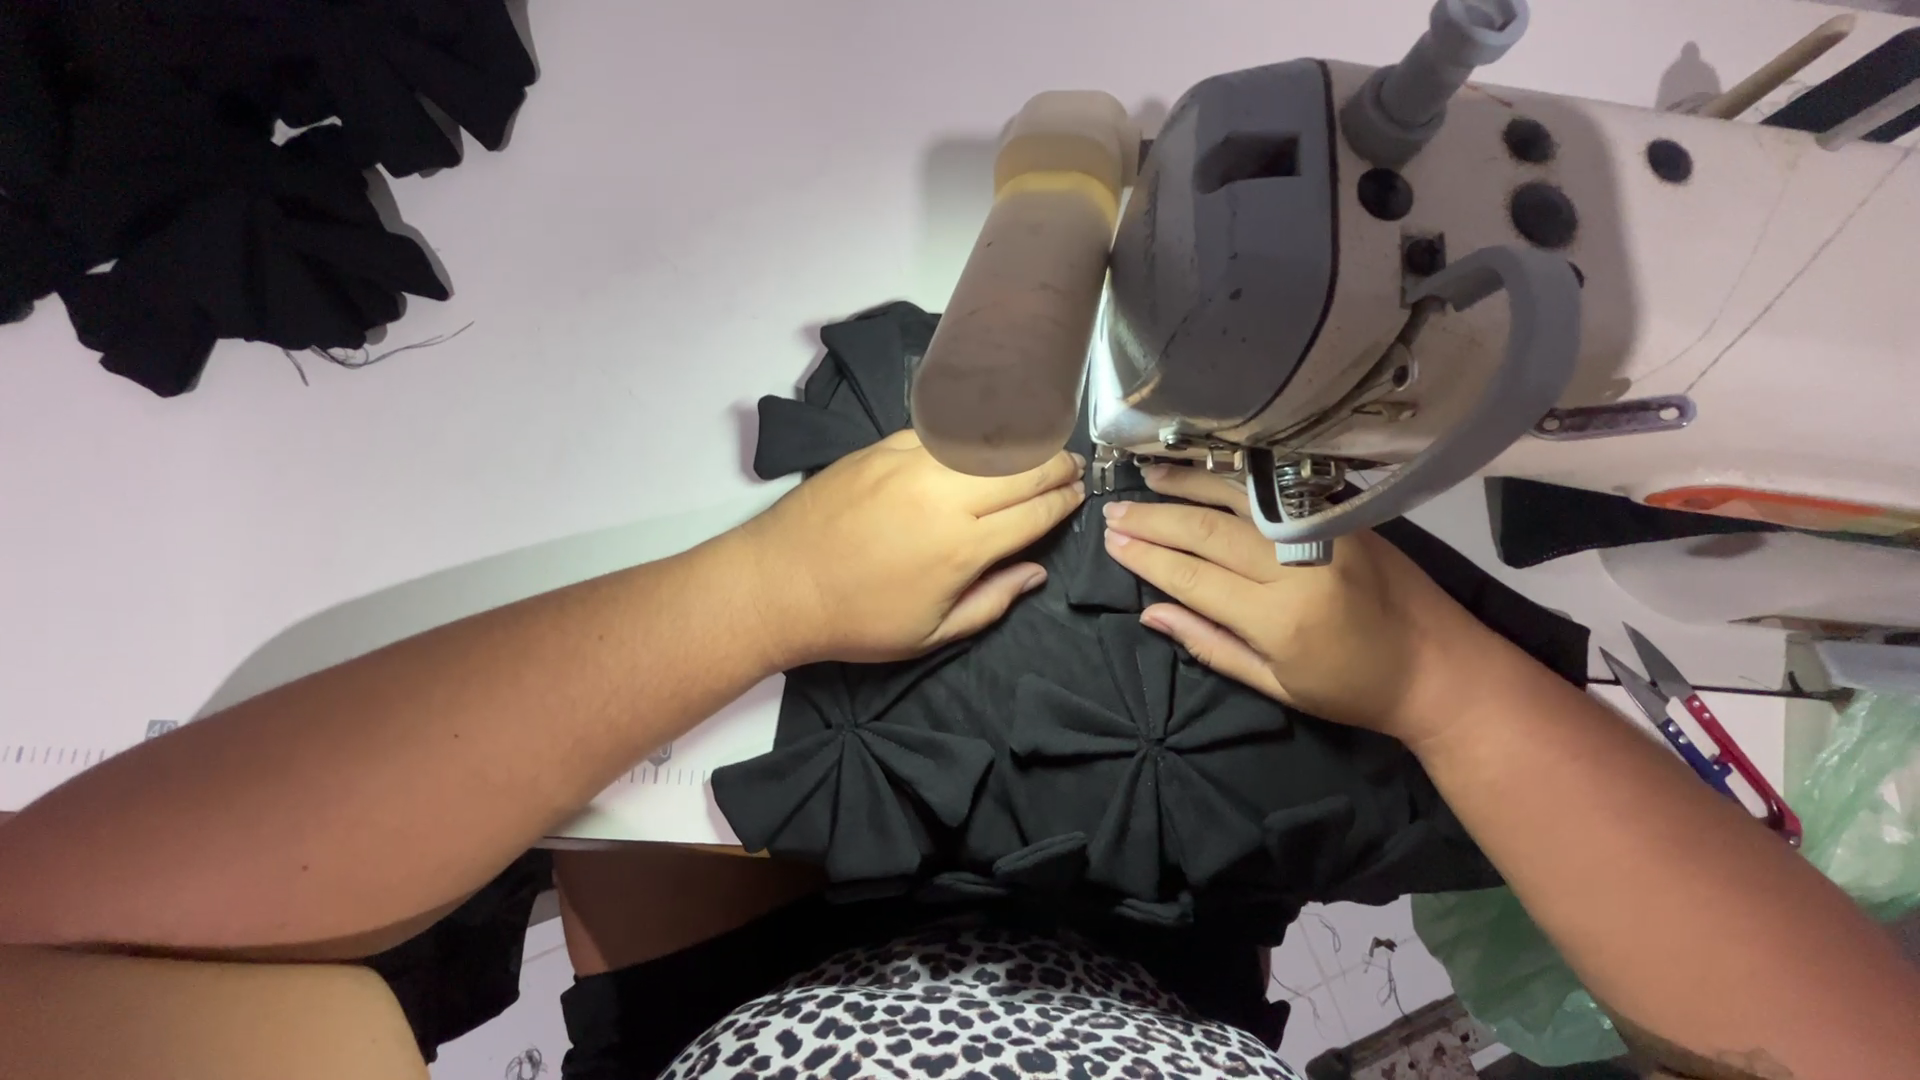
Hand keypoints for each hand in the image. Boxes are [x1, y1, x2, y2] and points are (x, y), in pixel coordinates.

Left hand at [735, 430, 1084, 664]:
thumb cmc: (857, 620)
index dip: (1065, 502)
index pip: (1036, 513)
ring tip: (1041, 448)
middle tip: (1072, 467)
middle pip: (1022, 468)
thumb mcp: (931, 634)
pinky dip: (974, 434)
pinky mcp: (884, 448)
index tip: (1079, 496)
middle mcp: (945, 495)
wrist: (779, 583)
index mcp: (963, 547)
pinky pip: (944, 432)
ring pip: (988, 441)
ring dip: (1024, 443)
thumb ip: (992, 602)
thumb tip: (1035, 573)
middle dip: (1057, 466)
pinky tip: (984, 440)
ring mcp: (912, 463)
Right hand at [1100, 465, 1501, 745]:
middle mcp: (1297, 566)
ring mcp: (1322, 533)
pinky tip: (1203, 470)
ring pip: (1237, 501)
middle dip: (1154, 520)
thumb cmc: (1352, 689)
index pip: (1193, 578)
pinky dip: (1232, 479)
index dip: (1146, 558)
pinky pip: (1273, 492)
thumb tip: (1149, 613)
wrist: (1442, 666)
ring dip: (1186, 487)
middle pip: (1206, 532)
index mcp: (1279, 617)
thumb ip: (1209, 645)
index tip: (1110, 542)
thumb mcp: (1275, 685)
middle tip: (1113, 511)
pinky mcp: (1340, 516)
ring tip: (1146, 479)